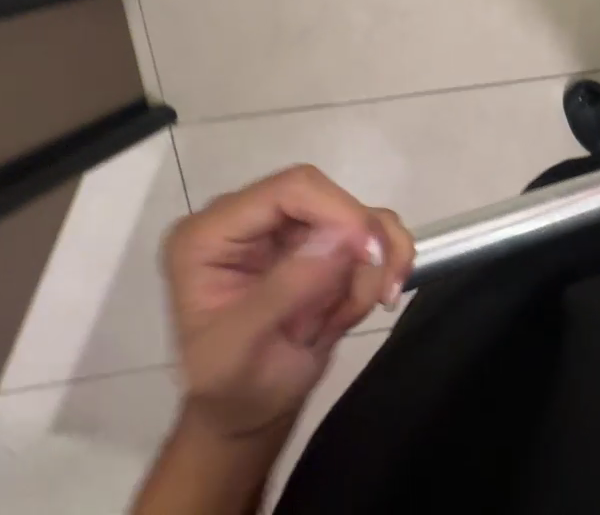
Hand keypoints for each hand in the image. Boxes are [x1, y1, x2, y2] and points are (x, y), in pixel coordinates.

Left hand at [162, 165, 414, 439]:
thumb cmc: (233, 385)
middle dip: (365, 244)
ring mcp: (292, 230)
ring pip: (365, 216)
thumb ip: (286, 289)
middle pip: (335, 197)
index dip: (339, 211)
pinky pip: (379, 233)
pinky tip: (373, 301)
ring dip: (380, 261)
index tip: (368, 256)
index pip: (290, 189)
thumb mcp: (242, 347)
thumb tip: (342, 237)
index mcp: (211, 235)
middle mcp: (252, 221)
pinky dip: (388, 266)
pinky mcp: (325, 242)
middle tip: (380, 291)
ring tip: (369, 307)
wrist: (253, 409)